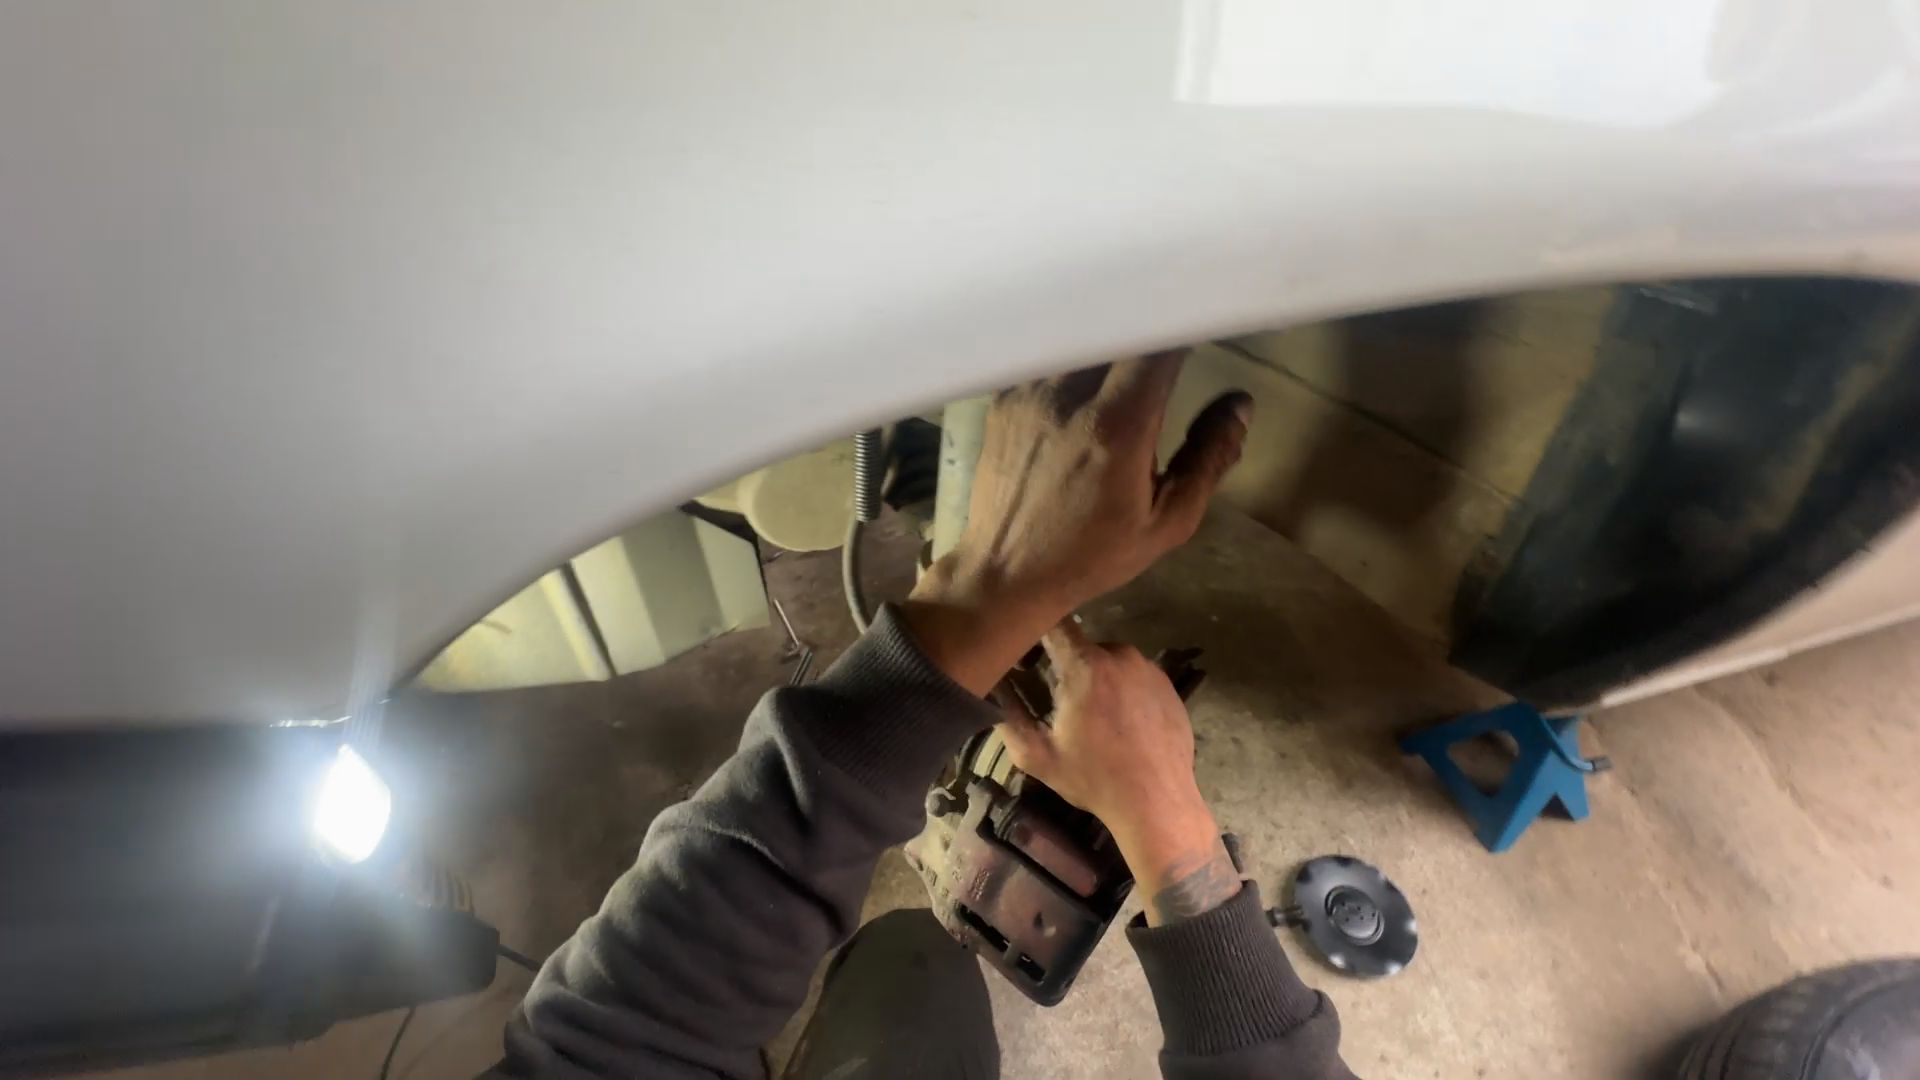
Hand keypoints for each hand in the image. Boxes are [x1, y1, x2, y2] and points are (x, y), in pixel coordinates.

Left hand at [902, 351, 1250, 694]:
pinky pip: (1047, 361)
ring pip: (1077, 341)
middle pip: (1114, 330)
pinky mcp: (1003, 401)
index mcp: (1115, 427)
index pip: (1157, 345)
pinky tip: (1081, 386)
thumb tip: (1239, 404)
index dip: (1182, 325)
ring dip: (1106, 344)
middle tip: (1165, 338)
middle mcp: (1066, 397)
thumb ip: (1208, 459)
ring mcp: (1027, 394)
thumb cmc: (1090, 557)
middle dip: (1144, 329)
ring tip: (1123, 363)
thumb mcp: (1165, 523)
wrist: (1004, 573)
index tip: (1199, 324)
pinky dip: (1071, 362)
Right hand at [996, 620, 1241, 925]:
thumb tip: (992, 689)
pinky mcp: (1169, 685)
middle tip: (1062, 699)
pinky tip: (1124, 723)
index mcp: (1086, 666)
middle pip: (1084, 646)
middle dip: (1069, 665)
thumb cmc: (1093, 779)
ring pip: (1111, 661)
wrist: (1157, 804)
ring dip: (1099, 678)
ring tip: (1096, 716)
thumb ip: (1007, 717)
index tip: (1028, 645)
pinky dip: (1126, 690)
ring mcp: (1149, 669)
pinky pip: (1136, 676)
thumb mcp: (1037, 756)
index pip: (1055, 625)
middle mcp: (1120, 655)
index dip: (1038, 629)